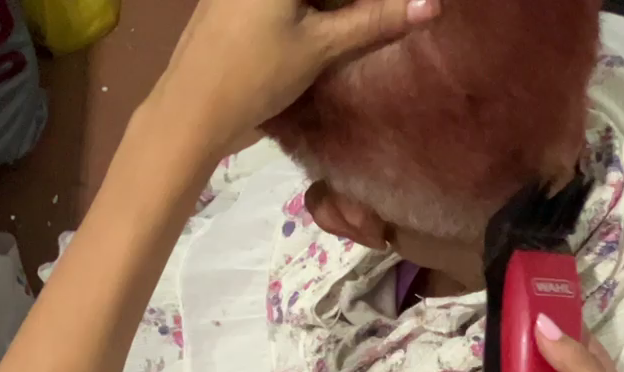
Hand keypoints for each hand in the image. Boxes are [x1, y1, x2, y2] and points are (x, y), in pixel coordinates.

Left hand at [148, 0, 440, 154]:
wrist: (191, 109)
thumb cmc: (256, 74)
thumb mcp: (320, 47)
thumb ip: (373, 22)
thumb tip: (431, 5)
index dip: (363, 3)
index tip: (388, 12)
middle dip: (347, 4)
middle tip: (378, 18)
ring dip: (327, 8)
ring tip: (350, 28)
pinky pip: (279, 1)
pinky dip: (303, 8)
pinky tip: (315, 32)